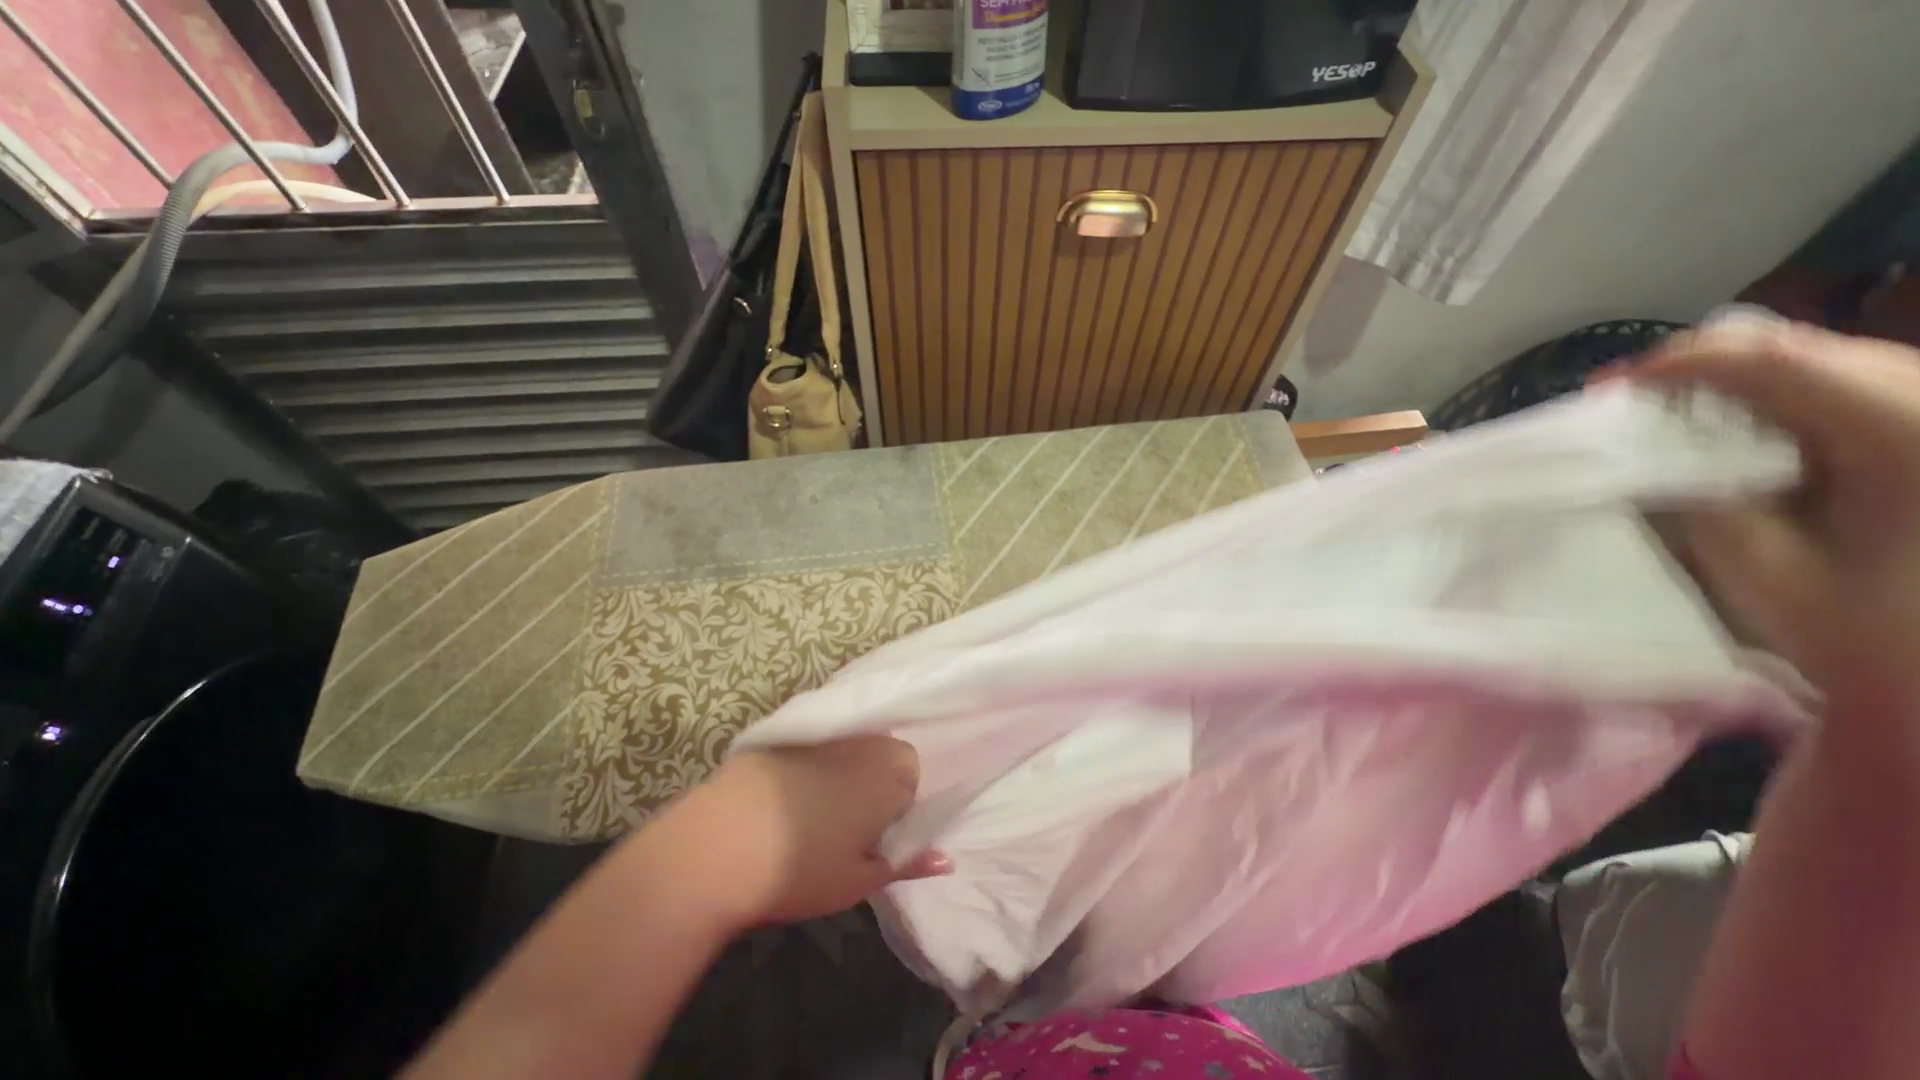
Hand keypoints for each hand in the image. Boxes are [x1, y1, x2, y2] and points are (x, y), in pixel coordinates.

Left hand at [670, 736, 950, 928]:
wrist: (714, 848)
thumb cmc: (800, 870)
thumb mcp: (859, 880)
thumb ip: (906, 863)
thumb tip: (946, 858)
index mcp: (888, 773)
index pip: (914, 779)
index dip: (897, 810)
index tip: (873, 840)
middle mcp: (858, 742)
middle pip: (881, 754)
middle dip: (872, 783)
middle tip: (846, 830)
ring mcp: (814, 736)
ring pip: (843, 750)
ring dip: (838, 774)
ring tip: (810, 818)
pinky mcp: (773, 737)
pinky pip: (805, 749)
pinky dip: (801, 769)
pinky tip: (777, 805)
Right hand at [1626, 317, 1919, 716]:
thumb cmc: (1859, 637)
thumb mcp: (1757, 565)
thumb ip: (1700, 492)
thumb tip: (1652, 443)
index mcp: (1908, 434)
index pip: (1778, 363)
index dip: (1684, 364)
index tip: (1611, 385)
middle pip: (1811, 348)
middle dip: (1711, 363)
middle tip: (1633, 394)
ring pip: (1837, 360)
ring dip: (1750, 379)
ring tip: (1680, 408)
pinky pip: (1865, 388)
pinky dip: (1793, 399)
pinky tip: (1749, 427)